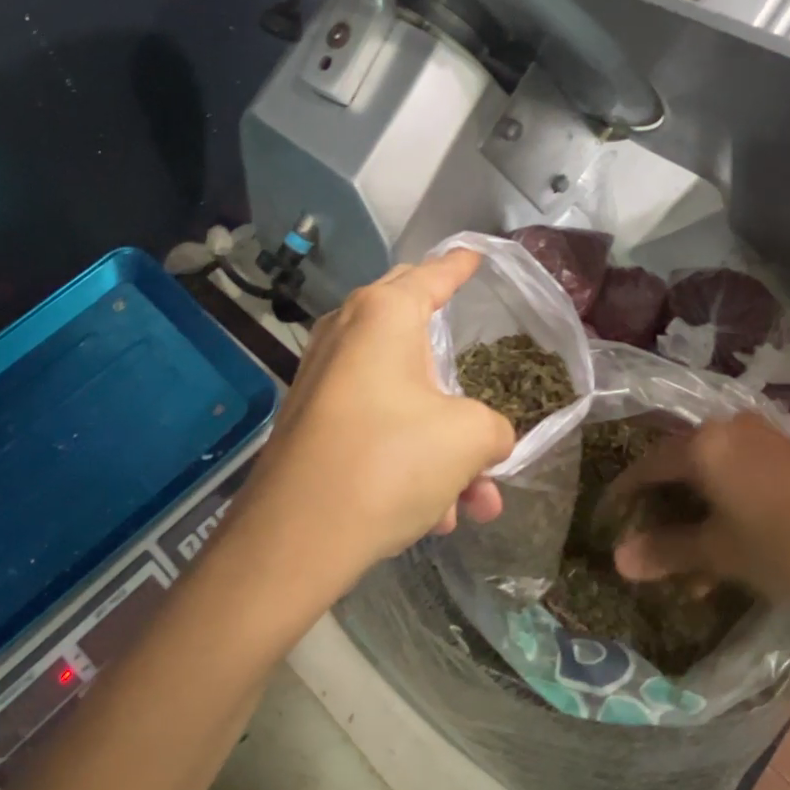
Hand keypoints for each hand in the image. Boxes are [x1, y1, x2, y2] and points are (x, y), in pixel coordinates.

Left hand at [230, 250, 516, 580]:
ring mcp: (324, 379)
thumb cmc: (388, 461)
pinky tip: (433, 518)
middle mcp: (347, 334)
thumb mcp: (468, 439)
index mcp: (383, 315)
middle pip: (413, 331)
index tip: (475, 255)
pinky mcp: (313, 423)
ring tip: (476, 503)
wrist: (296, 534)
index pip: (433, 274)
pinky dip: (407, 462)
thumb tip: (488, 441)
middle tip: (481, 362)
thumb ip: (492, 429)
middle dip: (456, 369)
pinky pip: (375, 428)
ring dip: (443, 447)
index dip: (460, 265)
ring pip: (402, 399)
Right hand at [608, 413, 789, 606]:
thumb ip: (668, 551)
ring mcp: (762, 440)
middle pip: (678, 467)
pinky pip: (739, 477)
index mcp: (701, 444)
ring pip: (711, 476)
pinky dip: (725, 509)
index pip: (645, 466)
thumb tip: (619, 559)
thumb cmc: (787, 545)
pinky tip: (728, 549)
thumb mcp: (721, 553)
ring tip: (690, 564)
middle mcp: (727, 429)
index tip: (609, 521)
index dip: (624, 496)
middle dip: (662, 509)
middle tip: (648, 543)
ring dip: (696, 516)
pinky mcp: (789, 457)